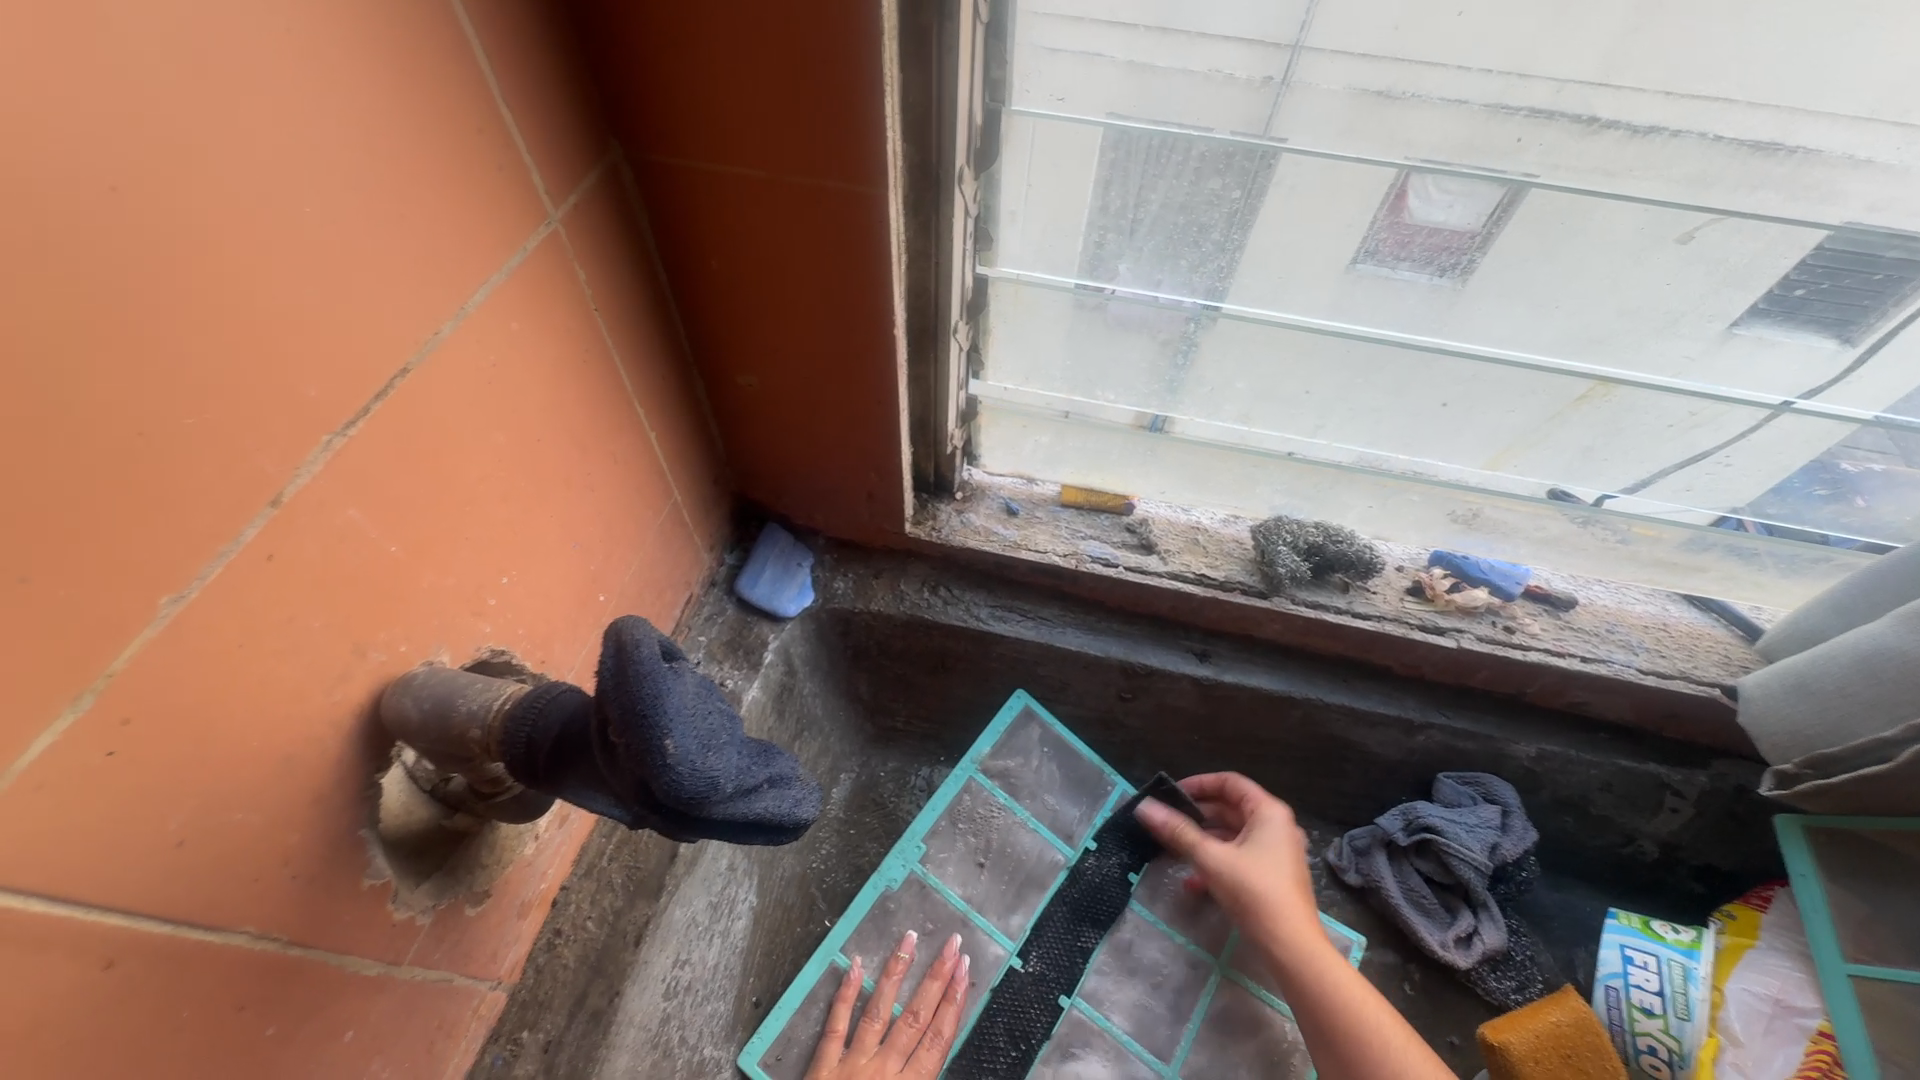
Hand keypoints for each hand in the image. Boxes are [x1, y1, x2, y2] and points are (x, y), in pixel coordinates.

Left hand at [805, 931, 970, 1079]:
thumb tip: (942, 1054)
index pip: (938, 1040)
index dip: (954, 1003)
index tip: (965, 969)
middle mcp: (884, 1073)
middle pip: (916, 1018)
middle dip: (936, 978)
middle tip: (951, 943)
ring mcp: (852, 1065)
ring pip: (880, 1011)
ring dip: (897, 973)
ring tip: (911, 938)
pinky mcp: (823, 1067)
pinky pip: (835, 1025)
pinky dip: (845, 994)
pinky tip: (855, 965)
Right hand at [1133, 772, 1327, 966]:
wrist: (1291, 948)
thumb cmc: (1254, 893)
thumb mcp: (1211, 859)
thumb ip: (1177, 831)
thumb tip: (1144, 807)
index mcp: (1268, 812)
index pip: (1230, 782)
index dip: (1199, 784)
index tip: (1172, 794)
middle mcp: (1276, 827)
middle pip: (1230, 809)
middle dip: (1196, 816)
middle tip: (1166, 821)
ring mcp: (1276, 853)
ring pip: (1232, 836)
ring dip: (1202, 841)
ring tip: (1172, 849)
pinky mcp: (1272, 877)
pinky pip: (1239, 858)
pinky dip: (1216, 863)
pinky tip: (1191, 882)